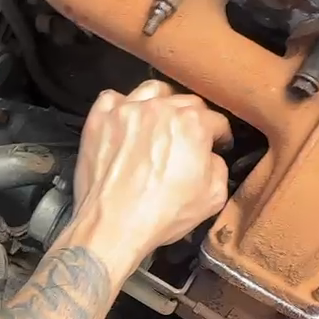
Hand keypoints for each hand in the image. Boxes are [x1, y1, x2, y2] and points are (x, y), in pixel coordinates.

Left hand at [60, 80, 230, 278]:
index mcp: (192, 123)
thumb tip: (210, 156)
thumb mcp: (213, 198)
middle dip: (192, 120)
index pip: (216, 120)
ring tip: (159, 122)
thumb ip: (219, 167)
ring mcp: (126, 110)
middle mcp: (160, 107)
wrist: (112, 226)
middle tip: (187, 140)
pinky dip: (122, 107)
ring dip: (161, 103)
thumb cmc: (163, 214)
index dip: (219, 136)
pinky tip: (126, 123)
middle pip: (185, 102)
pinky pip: (113, 99)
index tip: (217, 145)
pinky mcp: (99, 119)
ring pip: (151, 91)